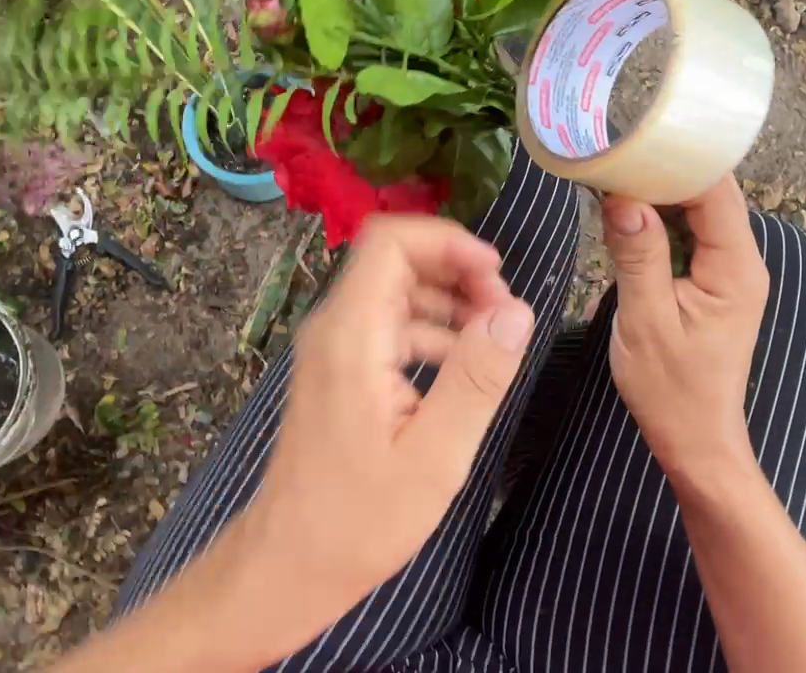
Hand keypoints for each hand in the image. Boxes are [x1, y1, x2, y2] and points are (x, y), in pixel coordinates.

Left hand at [230, 214, 536, 644]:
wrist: (289, 564)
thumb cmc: (358, 520)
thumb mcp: (434, 456)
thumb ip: (476, 378)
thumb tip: (516, 310)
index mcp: (351, 334)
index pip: (390, 241)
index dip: (447, 242)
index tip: (496, 275)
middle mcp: (336, 326)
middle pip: (397, 260)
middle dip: (456, 271)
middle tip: (505, 312)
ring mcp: (335, 346)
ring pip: (397, 291)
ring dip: (449, 301)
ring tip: (495, 339)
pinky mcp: (342, 368)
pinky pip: (391, 325)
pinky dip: (433, 330)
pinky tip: (464, 367)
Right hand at [601, 175, 768, 478]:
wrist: (693, 439)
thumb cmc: (671, 388)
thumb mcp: (646, 319)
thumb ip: (638, 255)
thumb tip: (621, 197)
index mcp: (736, 268)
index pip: (715, 192)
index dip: (676, 161)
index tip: (630, 140)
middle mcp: (741, 261)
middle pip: (708, 195)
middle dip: (663, 170)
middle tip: (611, 150)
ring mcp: (727, 271)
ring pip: (695, 212)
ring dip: (657, 192)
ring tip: (612, 168)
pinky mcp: (709, 281)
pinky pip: (686, 234)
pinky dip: (657, 218)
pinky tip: (624, 207)